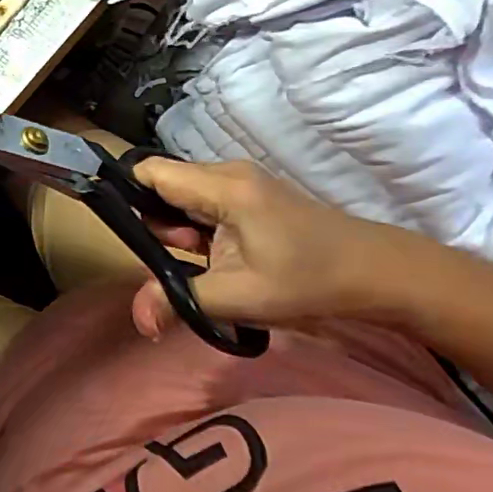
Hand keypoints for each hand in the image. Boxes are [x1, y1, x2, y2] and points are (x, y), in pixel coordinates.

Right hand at [127, 158, 415, 338]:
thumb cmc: (307, 280)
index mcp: (223, 187)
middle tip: (170, 259)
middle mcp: (227, 174)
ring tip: (195, 263)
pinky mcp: (249, 198)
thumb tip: (139, 320)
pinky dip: (196, 231)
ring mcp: (240, 184)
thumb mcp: (238, 296)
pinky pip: (204, 206)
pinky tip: (211, 260)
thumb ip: (179, 300)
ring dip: (177, 231)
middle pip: (164, 185)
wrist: (376, 273)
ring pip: (183, 198)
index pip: (151, 171)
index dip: (125, 192)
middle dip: (154, 223)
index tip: (116, 228)